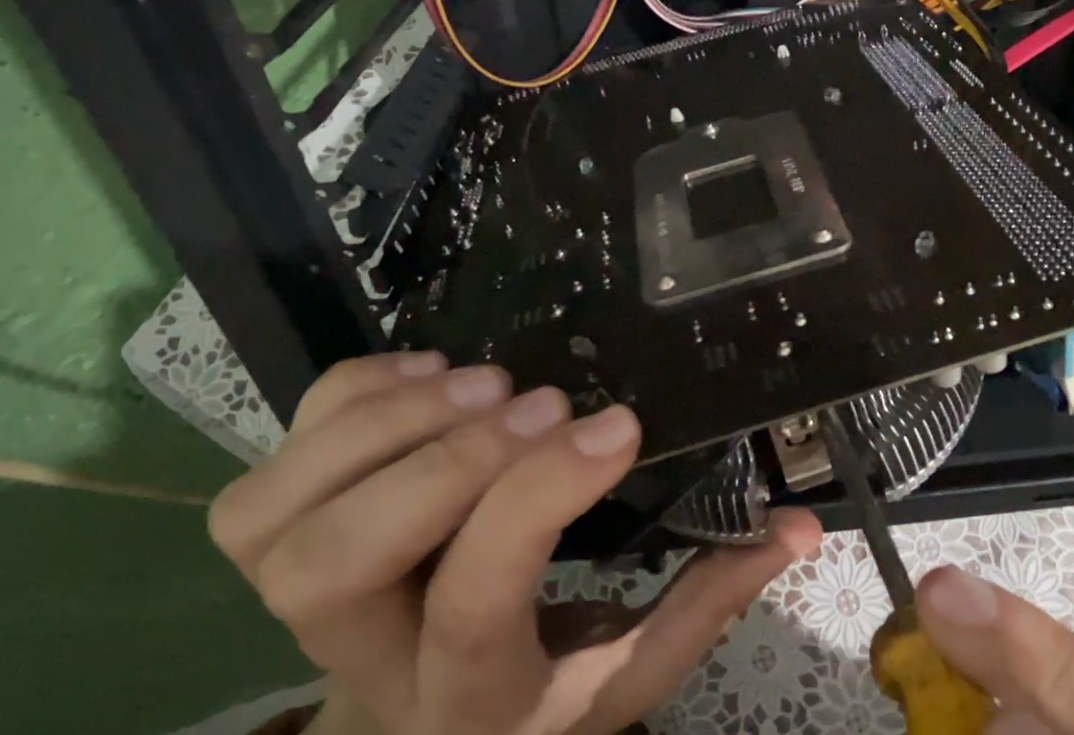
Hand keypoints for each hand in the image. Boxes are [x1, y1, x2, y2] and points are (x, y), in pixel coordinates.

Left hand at [208, 352, 823, 734]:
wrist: (422, 723)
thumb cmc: (538, 694)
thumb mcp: (628, 667)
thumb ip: (709, 598)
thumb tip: (799, 526)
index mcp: (468, 698)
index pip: (476, 601)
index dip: (539, 498)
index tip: (617, 423)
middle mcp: (363, 659)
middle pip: (335, 565)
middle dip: (443, 466)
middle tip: (537, 401)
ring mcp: (301, 603)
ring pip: (274, 515)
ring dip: (385, 423)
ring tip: (485, 381)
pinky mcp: (284, 538)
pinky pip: (276, 456)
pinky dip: (350, 394)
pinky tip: (432, 372)